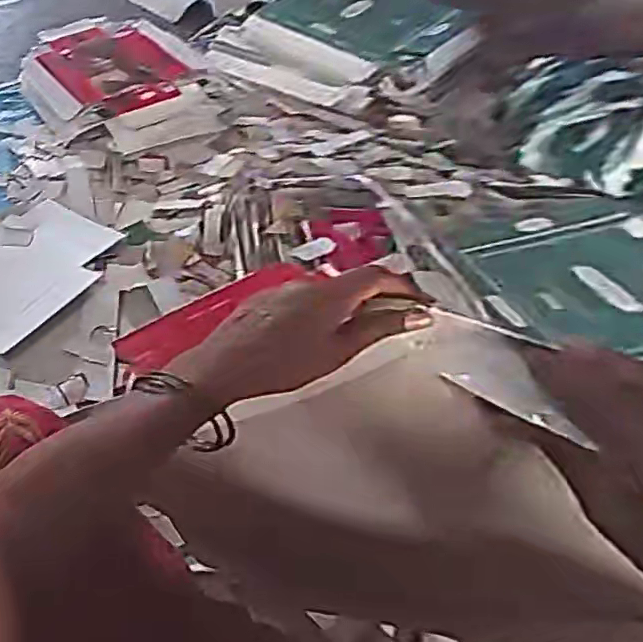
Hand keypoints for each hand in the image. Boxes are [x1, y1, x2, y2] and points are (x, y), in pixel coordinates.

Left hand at [165, 266, 429, 408]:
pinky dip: (320, 307)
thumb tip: (413, 315)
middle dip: (378, 296)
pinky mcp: (263, 298)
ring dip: (348, 303)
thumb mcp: (338, 351)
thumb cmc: (278, 364)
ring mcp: (280, 289)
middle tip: (396, 319)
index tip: (420, 302)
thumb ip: (378, 328)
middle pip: (351, 280)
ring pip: (325, 289)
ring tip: (357, 330)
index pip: (378, 274)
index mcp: (328, 292)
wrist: (222, 367)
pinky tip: (318, 331)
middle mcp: (303, 283)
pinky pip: (301, 297)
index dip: (405, 286)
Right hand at [502, 344, 642, 625]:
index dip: (559, 371)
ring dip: (628, 373)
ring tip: (592, 363)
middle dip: (592, 364)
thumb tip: (521, 420)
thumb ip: (571, 460)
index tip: (525, 355)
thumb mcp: (616, 519)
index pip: (597, 397)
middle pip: (639, 383)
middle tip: (551, 350)